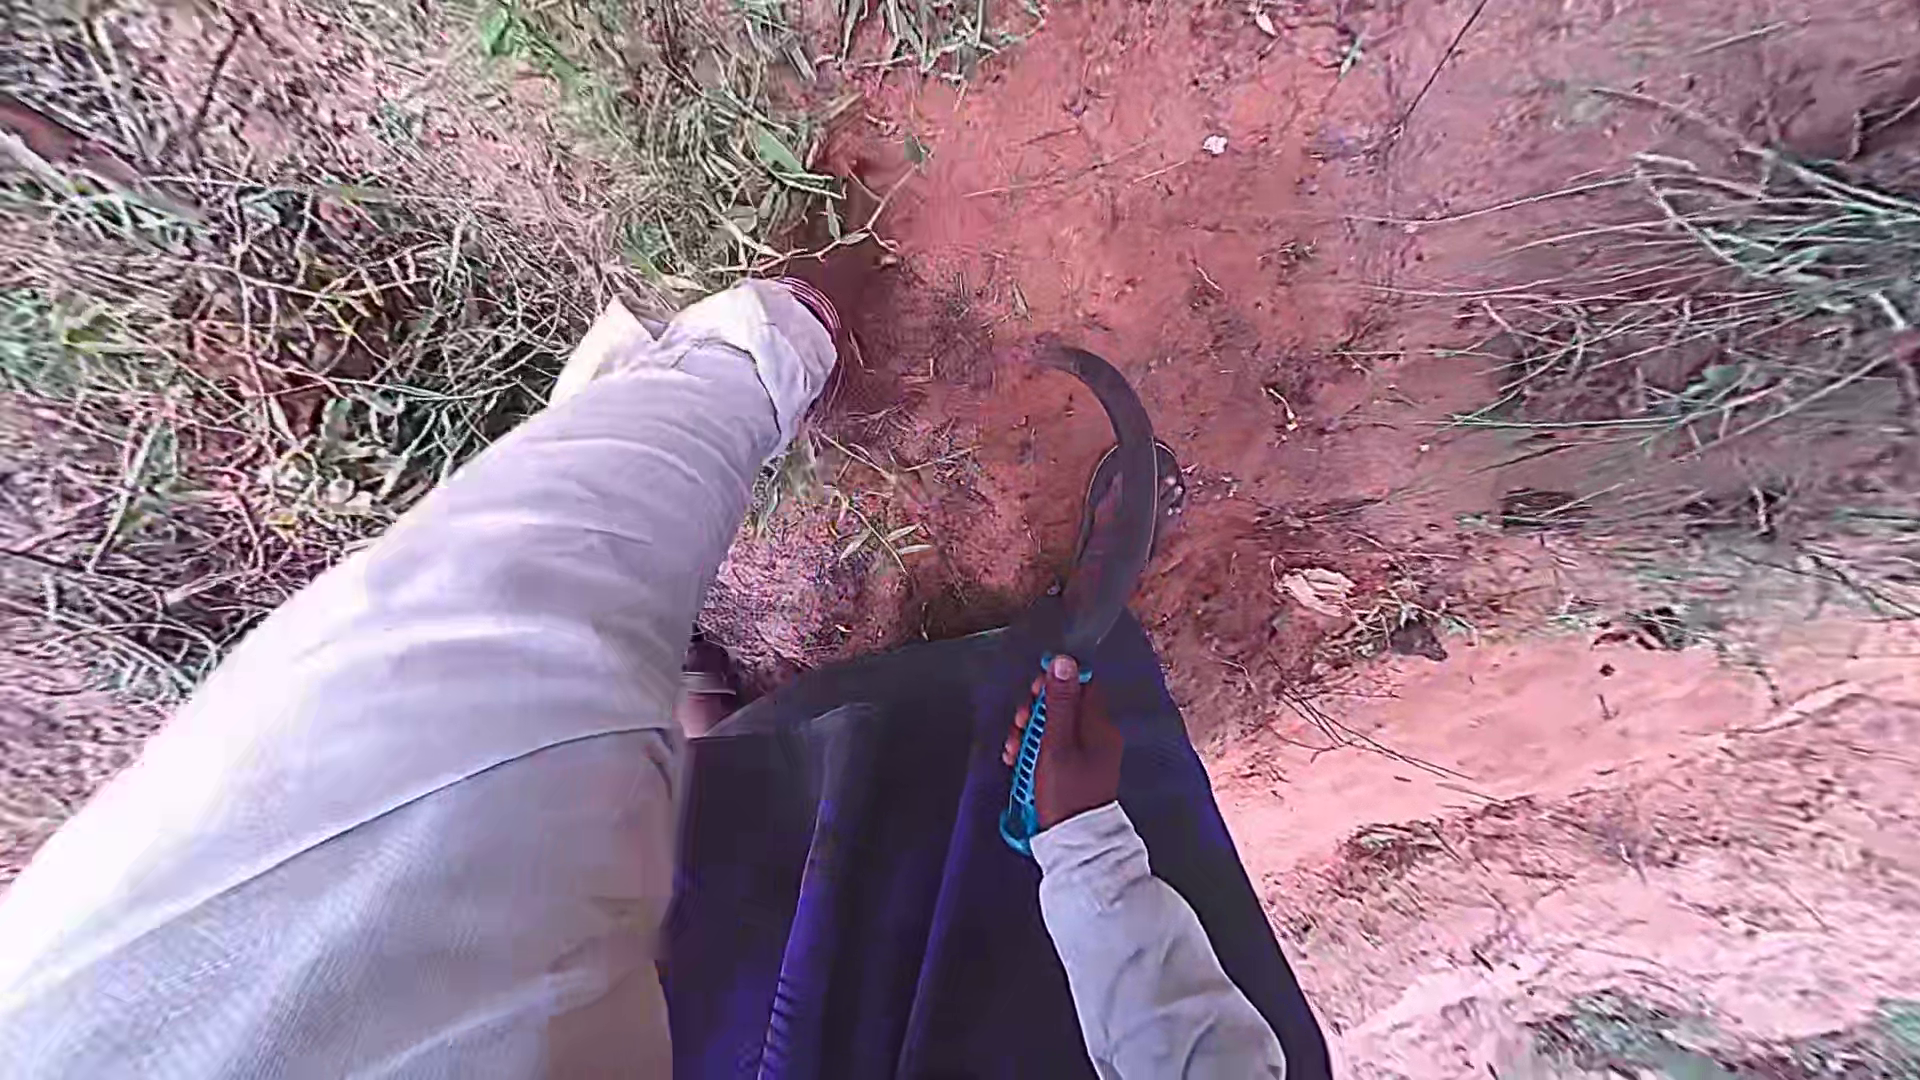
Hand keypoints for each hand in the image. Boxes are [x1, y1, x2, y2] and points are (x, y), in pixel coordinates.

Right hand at [1002, 654, 1124, 830]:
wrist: (1075, 845)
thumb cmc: (1066, 790)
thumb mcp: (1057, 742)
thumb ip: (1059, 701)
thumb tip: (1063, 660)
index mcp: (1098, 724)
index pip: (1082, 684)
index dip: (1057, 681)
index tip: (1035, 692)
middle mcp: (1096, 735)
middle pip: (1064, 706)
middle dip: (1035, 711)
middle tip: (1019, 724)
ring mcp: (1085, 754)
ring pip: (1053, 728)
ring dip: (1029, 733)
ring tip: (1013, 749)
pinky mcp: (1072, 771)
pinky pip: (1052, 749)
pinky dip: (1033, 751)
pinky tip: (1016, 761)